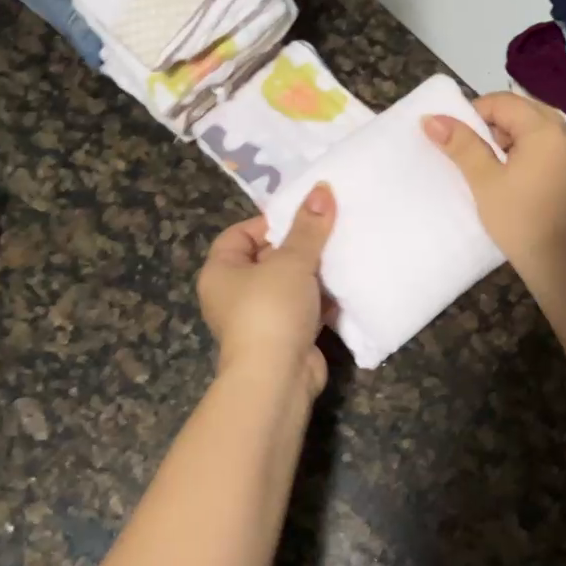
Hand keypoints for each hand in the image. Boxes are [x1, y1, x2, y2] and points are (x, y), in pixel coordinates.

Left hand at [197, 184, 336, 394]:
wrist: (277, 376)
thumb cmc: (272, 310)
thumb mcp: (292, 261)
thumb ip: (309, 227)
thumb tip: (322, 189)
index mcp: (220, 272)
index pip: (240, 234)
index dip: (270, 222)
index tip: (303, 216)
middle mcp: (234, 295)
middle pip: (268, 260)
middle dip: (299, 248)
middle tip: (329, 232)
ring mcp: (260, 319)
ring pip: (289, 286)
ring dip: (314, 275)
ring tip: (342, 256)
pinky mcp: (284, 338)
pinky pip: (304, 310)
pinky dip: (321, 301)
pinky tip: (345, 288)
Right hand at [423, 92, 565, 289]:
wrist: (563, 264)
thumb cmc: (520, 221)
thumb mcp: (485, 182)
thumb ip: (461, 146)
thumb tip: (431, 119)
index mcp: (545, 129)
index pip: (504, 102)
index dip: (476, 113)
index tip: (458, 138)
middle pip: (526, 112)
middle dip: (497, 126)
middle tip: (477, 154)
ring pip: (541, 132)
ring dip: (515, 141)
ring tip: (496, 170)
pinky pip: (554, 152)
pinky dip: (534, 156)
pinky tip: (522, 184)